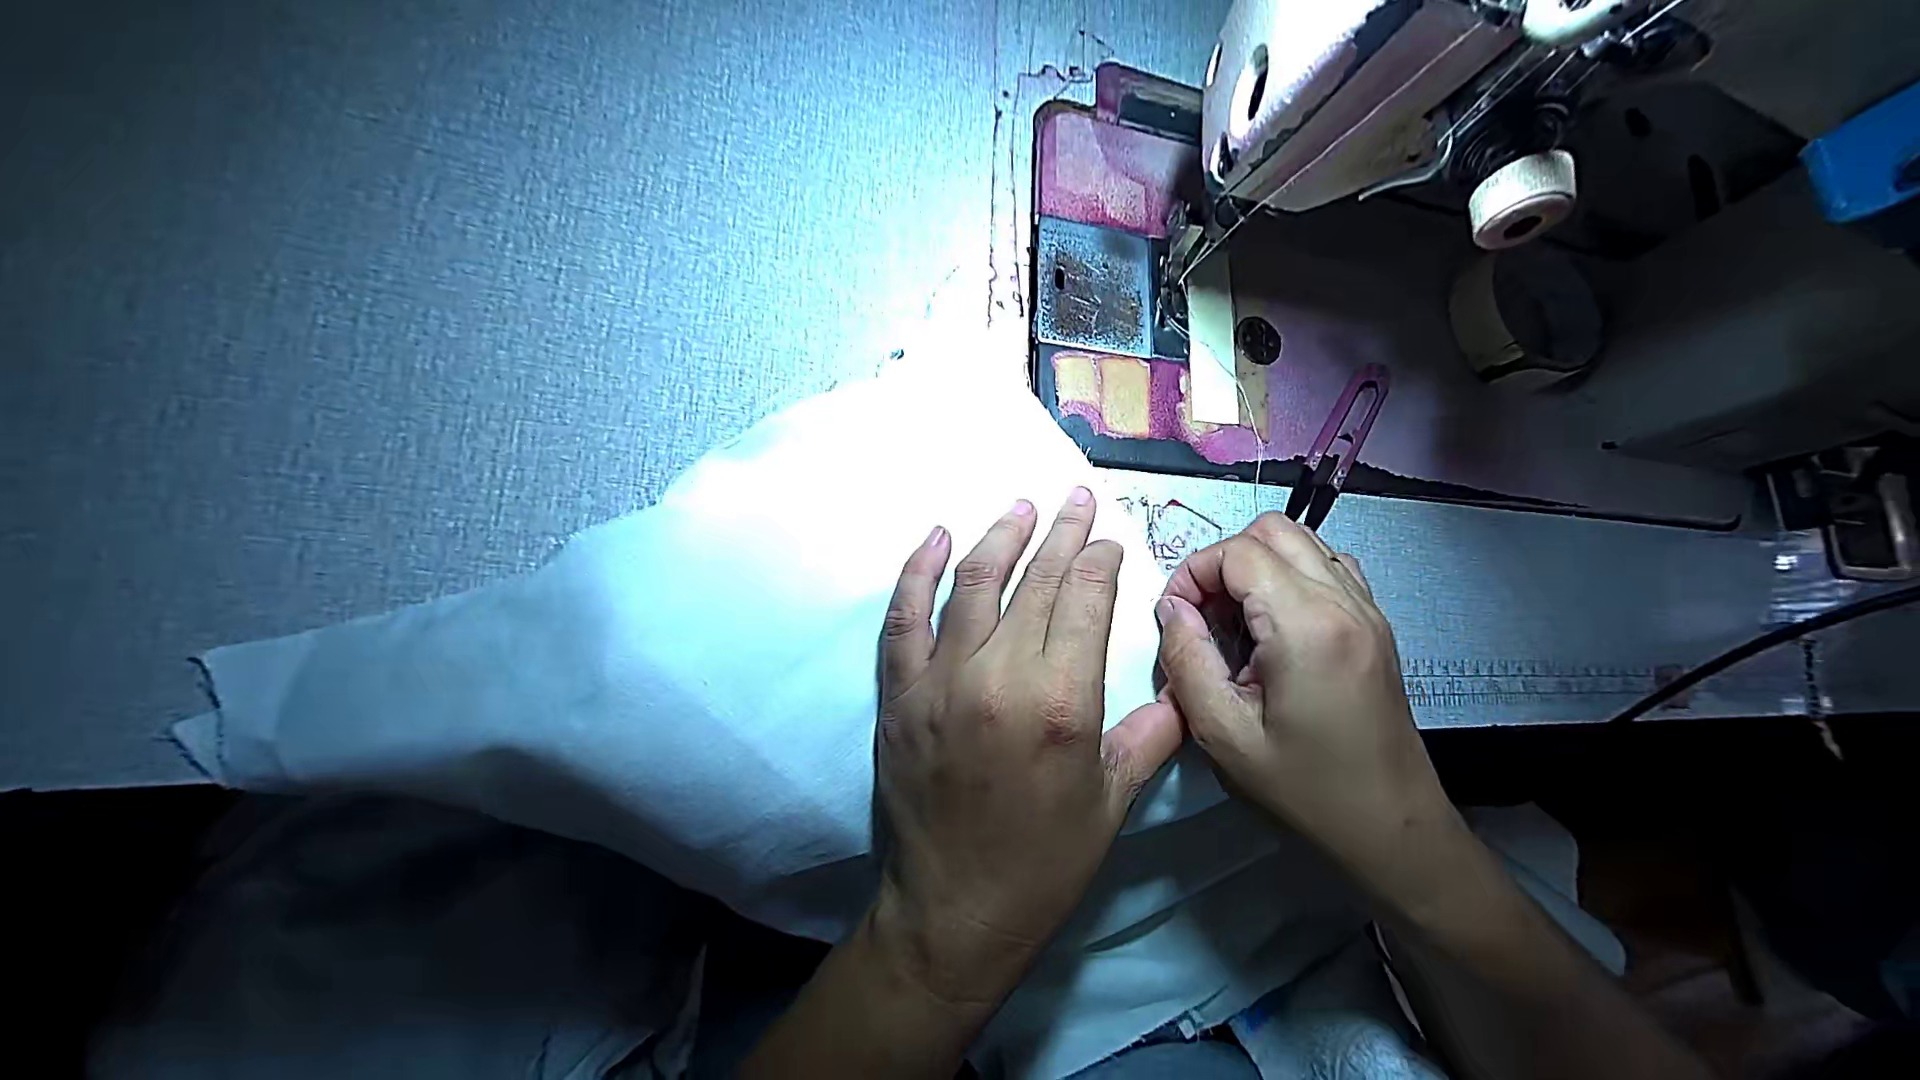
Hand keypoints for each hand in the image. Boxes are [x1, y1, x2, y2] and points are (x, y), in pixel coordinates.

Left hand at [872, 489, 1183, 1004]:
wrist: (954, 909)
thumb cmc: (1044, 861)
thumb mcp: (1113, 802)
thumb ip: (1151, 735)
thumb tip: (1183, 687)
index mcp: (1063, 703)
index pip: (1087, 602)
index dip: (1101, 562)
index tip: (1109, 541)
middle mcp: (1000, 677)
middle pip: (1038, 582)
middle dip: (1063, 534)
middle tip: (1076, 498)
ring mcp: (941, 680)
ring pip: (974, 583)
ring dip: (1001, 536)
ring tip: (1022, 505)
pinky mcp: (899, 693)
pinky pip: (903, 617)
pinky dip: (917, 571)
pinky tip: (936, 537)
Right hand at [1152, 511, 1455, 887]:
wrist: (1393, 830)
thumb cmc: (1304, 788)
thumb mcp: (1222, 733)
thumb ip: (1186, 659)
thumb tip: (1173, 609)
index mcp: (1307, 625)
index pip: (1238, 551)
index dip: (1193, 572)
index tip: (1177, 616)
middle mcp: (1345, 601)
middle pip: (1271, 530)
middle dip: (1222, 561)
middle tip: (1203, 614)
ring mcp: (1368, 609)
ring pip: (1301, 540)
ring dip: (1255, 565)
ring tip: (1235, 620)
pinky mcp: (1376, 624)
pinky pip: (1326, 566)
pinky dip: (1287, 575)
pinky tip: (1272, 623)